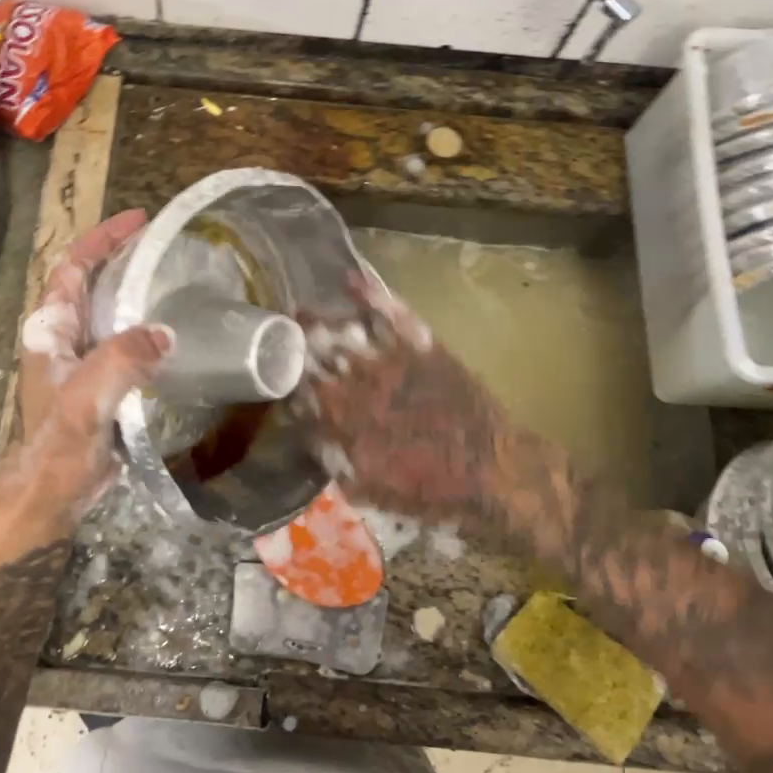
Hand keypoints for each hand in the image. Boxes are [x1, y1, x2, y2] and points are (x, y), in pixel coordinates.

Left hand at [7, 209, 173, 519]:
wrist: (51, 492)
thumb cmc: (59, 444)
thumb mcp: (87, 397)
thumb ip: (122, 360)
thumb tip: (165, 332)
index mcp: (52, 329)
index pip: (73, 267)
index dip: (101, 239)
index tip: (138, 222)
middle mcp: (66, 337)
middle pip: (92, 283)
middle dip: (124, 258)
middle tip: (167, 246)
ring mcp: (83, 361)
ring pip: (111, 313)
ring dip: (138, 292)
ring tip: (178, 279)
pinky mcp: (101, 384)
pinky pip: (127, 344)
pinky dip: (149, 329)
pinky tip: (177, 331)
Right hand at [295, 278, 531, 542]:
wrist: (493, 471)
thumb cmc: (433, 490)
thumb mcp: (373, 492)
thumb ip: (335, 463)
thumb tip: (308, 437)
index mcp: (345, 423)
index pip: (302, 395)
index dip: (288, 384)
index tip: (278, 378)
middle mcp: (362, 387)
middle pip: (317, 358)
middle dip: (295, 346)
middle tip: (281, 335)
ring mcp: (392, 362)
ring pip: (346, 334)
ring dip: (320, 322)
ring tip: (302, 313)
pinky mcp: (422, 347)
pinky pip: (391, 314)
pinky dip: (369, 294)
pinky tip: (350, 280)